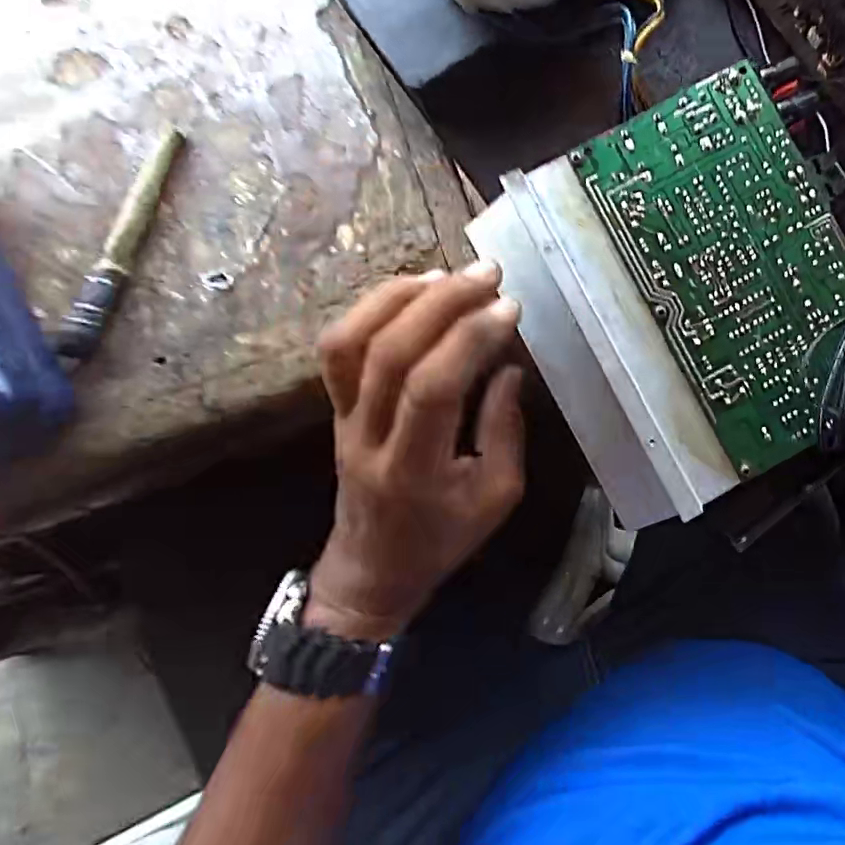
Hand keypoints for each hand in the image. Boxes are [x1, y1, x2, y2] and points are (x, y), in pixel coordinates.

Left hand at [308, 262, 525, 639]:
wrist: (371, 570)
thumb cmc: (444, 537)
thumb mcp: (499, 494)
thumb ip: (506, 430)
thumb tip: (508, 367)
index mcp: (414, 467)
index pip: (432, 388)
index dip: (470, 339)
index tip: (509, 309)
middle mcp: (367, 437)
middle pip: (388, 353)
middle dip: (442, 303)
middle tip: (488, 274)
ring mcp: (342, 419)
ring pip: (348, 343)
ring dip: (398, 297)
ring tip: (448, 274)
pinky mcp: (334, 408)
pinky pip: (339, 348)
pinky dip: (374, 309)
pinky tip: (414, 290)